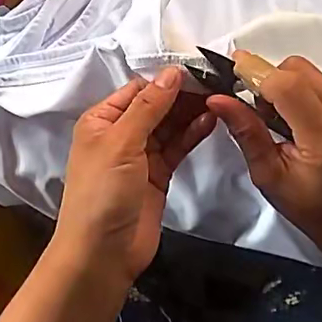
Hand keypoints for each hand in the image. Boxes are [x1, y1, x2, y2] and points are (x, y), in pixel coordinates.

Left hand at [55, 67, 216, 280]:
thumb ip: (148, 107)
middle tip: (217, 84)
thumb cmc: (102, 192)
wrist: (102, 252)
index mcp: (101, 120)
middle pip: (155, 106)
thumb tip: (171, 73)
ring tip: (220, 98)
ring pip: (168, 126)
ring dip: (190, 113)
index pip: (137, 90)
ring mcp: (139, 156)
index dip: (165, 80)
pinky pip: (176, 147)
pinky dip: (192, 134)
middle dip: (182, 96)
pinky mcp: (157, 175)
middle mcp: (118, 134)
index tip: (199, 70)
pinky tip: (211, 121)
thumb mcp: (122, 143)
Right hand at [205, 53, 321, 256]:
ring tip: (278, 118)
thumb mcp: (268, 175)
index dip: (256, 73)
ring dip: (284, 86)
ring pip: (309, 73)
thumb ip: (246, 132)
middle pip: (298, 71)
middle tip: (255, 109)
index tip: (231, 72)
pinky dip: (301, 94)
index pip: (288, 86)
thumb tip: (217, 98)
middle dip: (268, 80)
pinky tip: (298, 121)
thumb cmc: (311, 206)